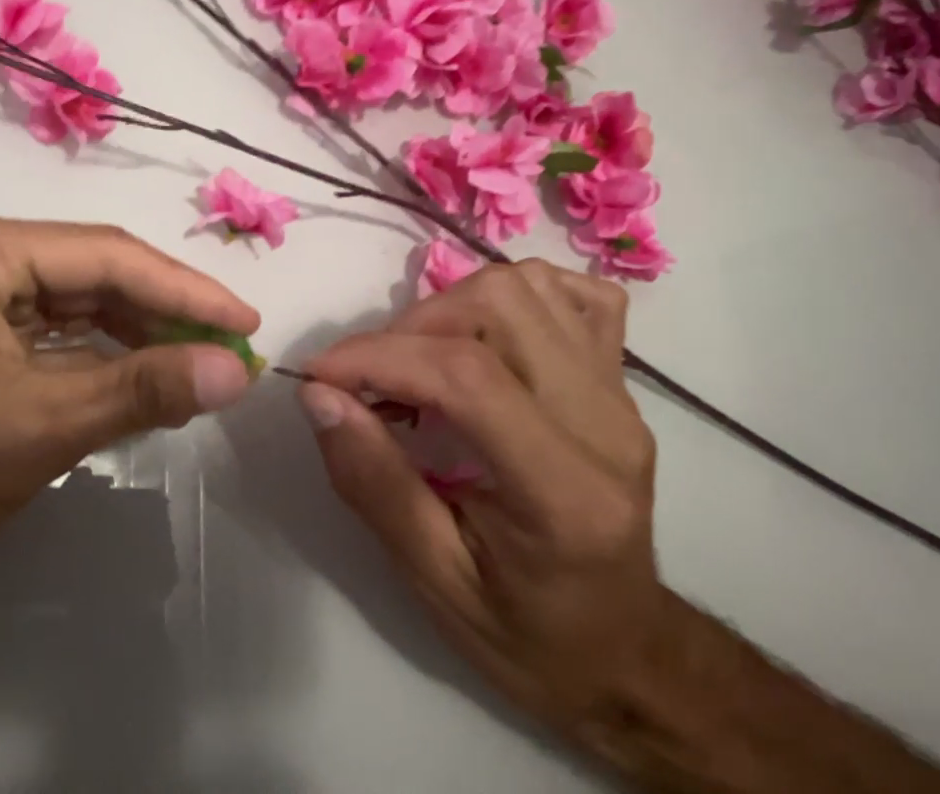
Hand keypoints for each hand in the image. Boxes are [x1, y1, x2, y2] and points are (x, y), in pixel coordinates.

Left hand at [0, 213, 259, 602]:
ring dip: (138, 339)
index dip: (185, 290)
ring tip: (202, 369)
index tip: (249, 325)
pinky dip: (101, 362)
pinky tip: (148, 383)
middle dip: (164, 315)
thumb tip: (237, 371)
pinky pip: (53, 339)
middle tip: (233, 353)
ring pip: (77, 308)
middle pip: (93, 275)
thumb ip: (141, 391)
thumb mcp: (36, 429)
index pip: (104, 256)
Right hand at [298, 259, 668, 736]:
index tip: (317, 376)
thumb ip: (374, 483)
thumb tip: (320, 396)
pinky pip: (578, 297)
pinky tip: (481, 336)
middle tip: (369, 380)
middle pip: (503, 307)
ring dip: (452, 306)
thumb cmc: (525, 634)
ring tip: (416, 361)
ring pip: (533, 287)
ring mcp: (622, 399)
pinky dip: (517, 296)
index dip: (378, 357)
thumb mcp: (433, 579)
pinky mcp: (622, 386)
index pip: (467, 378)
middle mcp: (606, 426)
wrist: (622, 652)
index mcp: (562, 491)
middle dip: (411, 326)